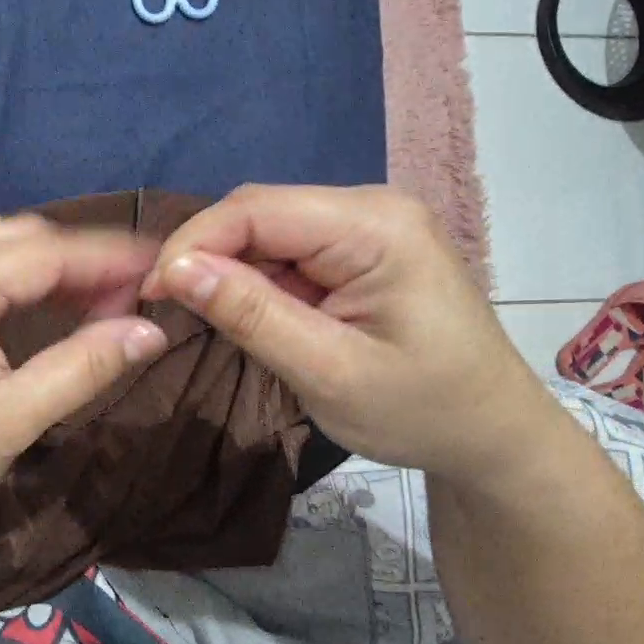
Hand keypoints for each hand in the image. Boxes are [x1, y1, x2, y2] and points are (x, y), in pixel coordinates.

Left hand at [0, 214, 169, 539]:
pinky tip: (39, 302)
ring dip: (47, 263)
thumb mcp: (12, 419)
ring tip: (95, 301)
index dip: (110, 259)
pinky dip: (11, 272)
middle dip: (81, 260)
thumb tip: (151, 331)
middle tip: (130, 298)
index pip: (49, 252)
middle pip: (22, 235)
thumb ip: (84, 367)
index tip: (162, 269)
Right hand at [143, 184, 564, 482]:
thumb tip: (175, 270)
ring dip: (227, 270)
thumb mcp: (329, 372)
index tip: (151, 294)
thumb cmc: (423, 411)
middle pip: (257, 212)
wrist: (492, 435)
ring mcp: (365, 226)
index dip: (192, 243)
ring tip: (205, 318)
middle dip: (205, 254)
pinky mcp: (356, 250)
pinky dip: (254, 282)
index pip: (255, 210)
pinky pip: (285, 252)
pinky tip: (246, 315)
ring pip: (264, 232)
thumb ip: (252, 315)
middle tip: (167, 308)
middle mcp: (369, 208)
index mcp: (375, 227)